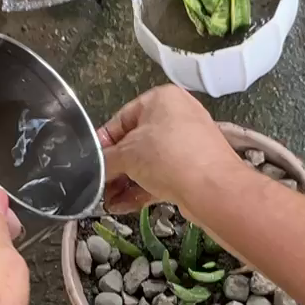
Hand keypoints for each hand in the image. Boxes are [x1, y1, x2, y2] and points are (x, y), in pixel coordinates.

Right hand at [98, 85, 250, 213]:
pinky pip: (161, 177)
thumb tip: (96, 168)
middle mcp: (176, 117)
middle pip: (135, 144)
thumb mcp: (127, 154)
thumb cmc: (169, 157)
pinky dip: (142, 189)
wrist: (213, 188)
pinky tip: (123, 206)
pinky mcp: (193, 170)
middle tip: (99, 186)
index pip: (121, 119)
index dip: (103, 143)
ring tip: (107, 201)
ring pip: (148, 163)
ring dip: (126, 183)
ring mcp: (187, 144)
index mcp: (161, 99)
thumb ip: (106, 160)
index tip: (90, 162)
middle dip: (115, 168)